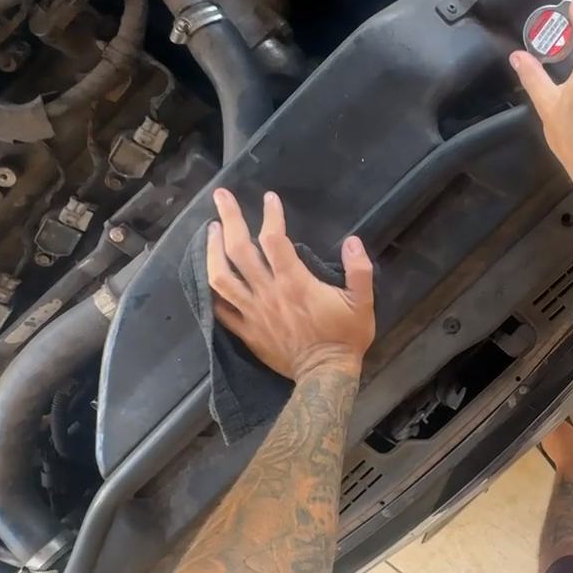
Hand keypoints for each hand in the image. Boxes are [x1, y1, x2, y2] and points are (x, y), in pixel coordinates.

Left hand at [206, 188, 375, 380]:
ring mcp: (253, 312)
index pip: (275, 240)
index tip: (269, 198)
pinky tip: (210, 277)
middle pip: (239, 250)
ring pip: (220, 277)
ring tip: (211, 231)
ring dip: (211, 250)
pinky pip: (220, 309)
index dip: (270, 215)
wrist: (325, 374)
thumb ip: (359, 270)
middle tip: (221, 197)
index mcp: (294, 282)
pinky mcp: (247, 331)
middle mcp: (268, 293)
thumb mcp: (363, 302)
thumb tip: (353, 241)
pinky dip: (212, 292)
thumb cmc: (346, 336)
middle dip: (230, 219)